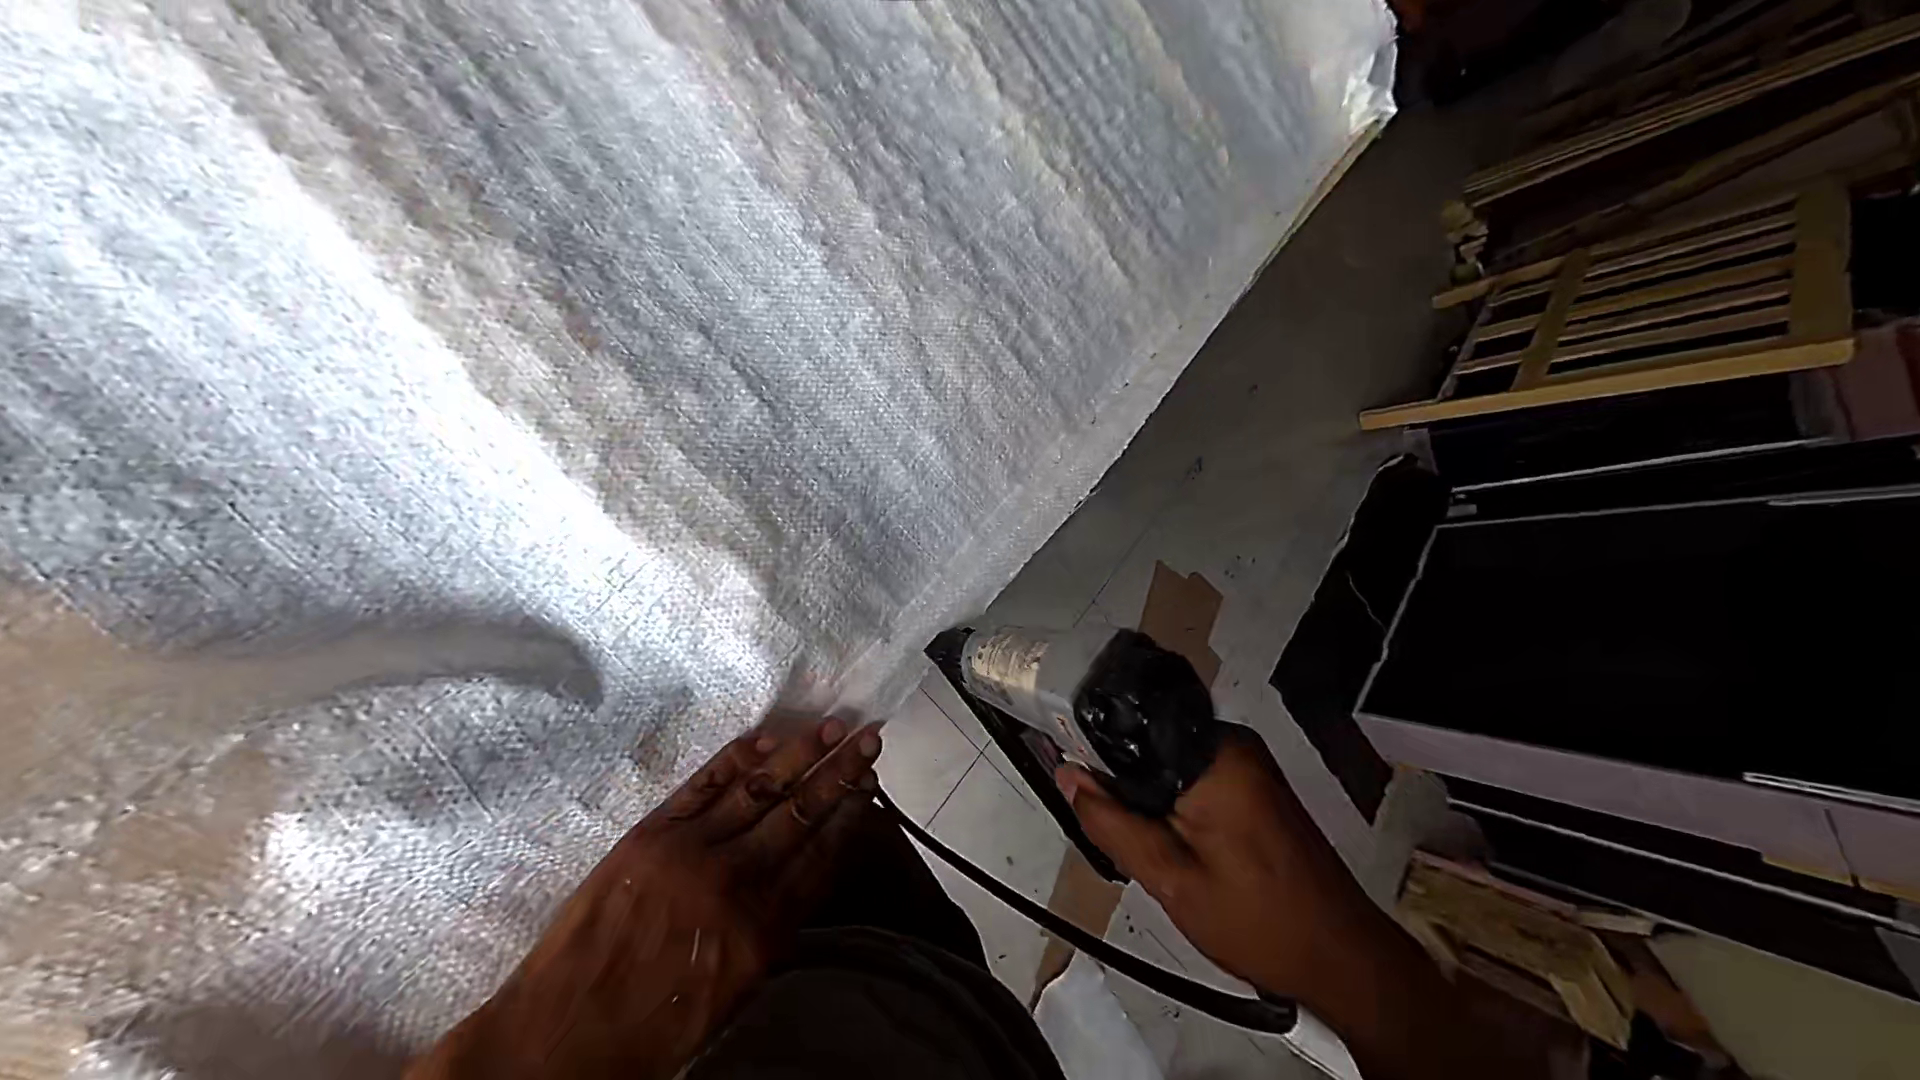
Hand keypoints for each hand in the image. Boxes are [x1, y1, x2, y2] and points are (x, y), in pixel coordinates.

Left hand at [409, 713, 882, 1079]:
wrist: (560, 1040)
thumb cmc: (658, 1025)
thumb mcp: (739, 988)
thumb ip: (781, 924)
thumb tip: (815, 867)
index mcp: (762, 929)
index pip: (824, 854)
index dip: (852, 813)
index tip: (872, 782)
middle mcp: (735, 882)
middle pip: (802, 812)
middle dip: (840, 771)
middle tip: (869, 736)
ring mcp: (692, 851)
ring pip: (760, 788)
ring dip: (800, 753)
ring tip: (831, 726)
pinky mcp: (651, 834)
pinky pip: (705, 785)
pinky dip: (738, 759)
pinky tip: (766, 739)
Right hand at [1058, 727, 1544, 1079]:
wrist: (1345, 963)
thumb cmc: (1257, 921)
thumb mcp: (1169, 878)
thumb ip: (1111, 822)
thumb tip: (1066, 774)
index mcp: (1216, 753)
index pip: (1133, 728)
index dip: (1095, 753)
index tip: (1076, 786)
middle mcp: (1235, 744)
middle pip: (1150, 746)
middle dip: (1125, 785)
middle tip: (1120, 833)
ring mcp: (1249, 764)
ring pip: (1170, 766)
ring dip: (1149, 799)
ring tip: (1149, 845)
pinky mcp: (1255, 785)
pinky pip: (1194, 779)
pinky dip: (1174, 805)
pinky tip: (1177, 846)